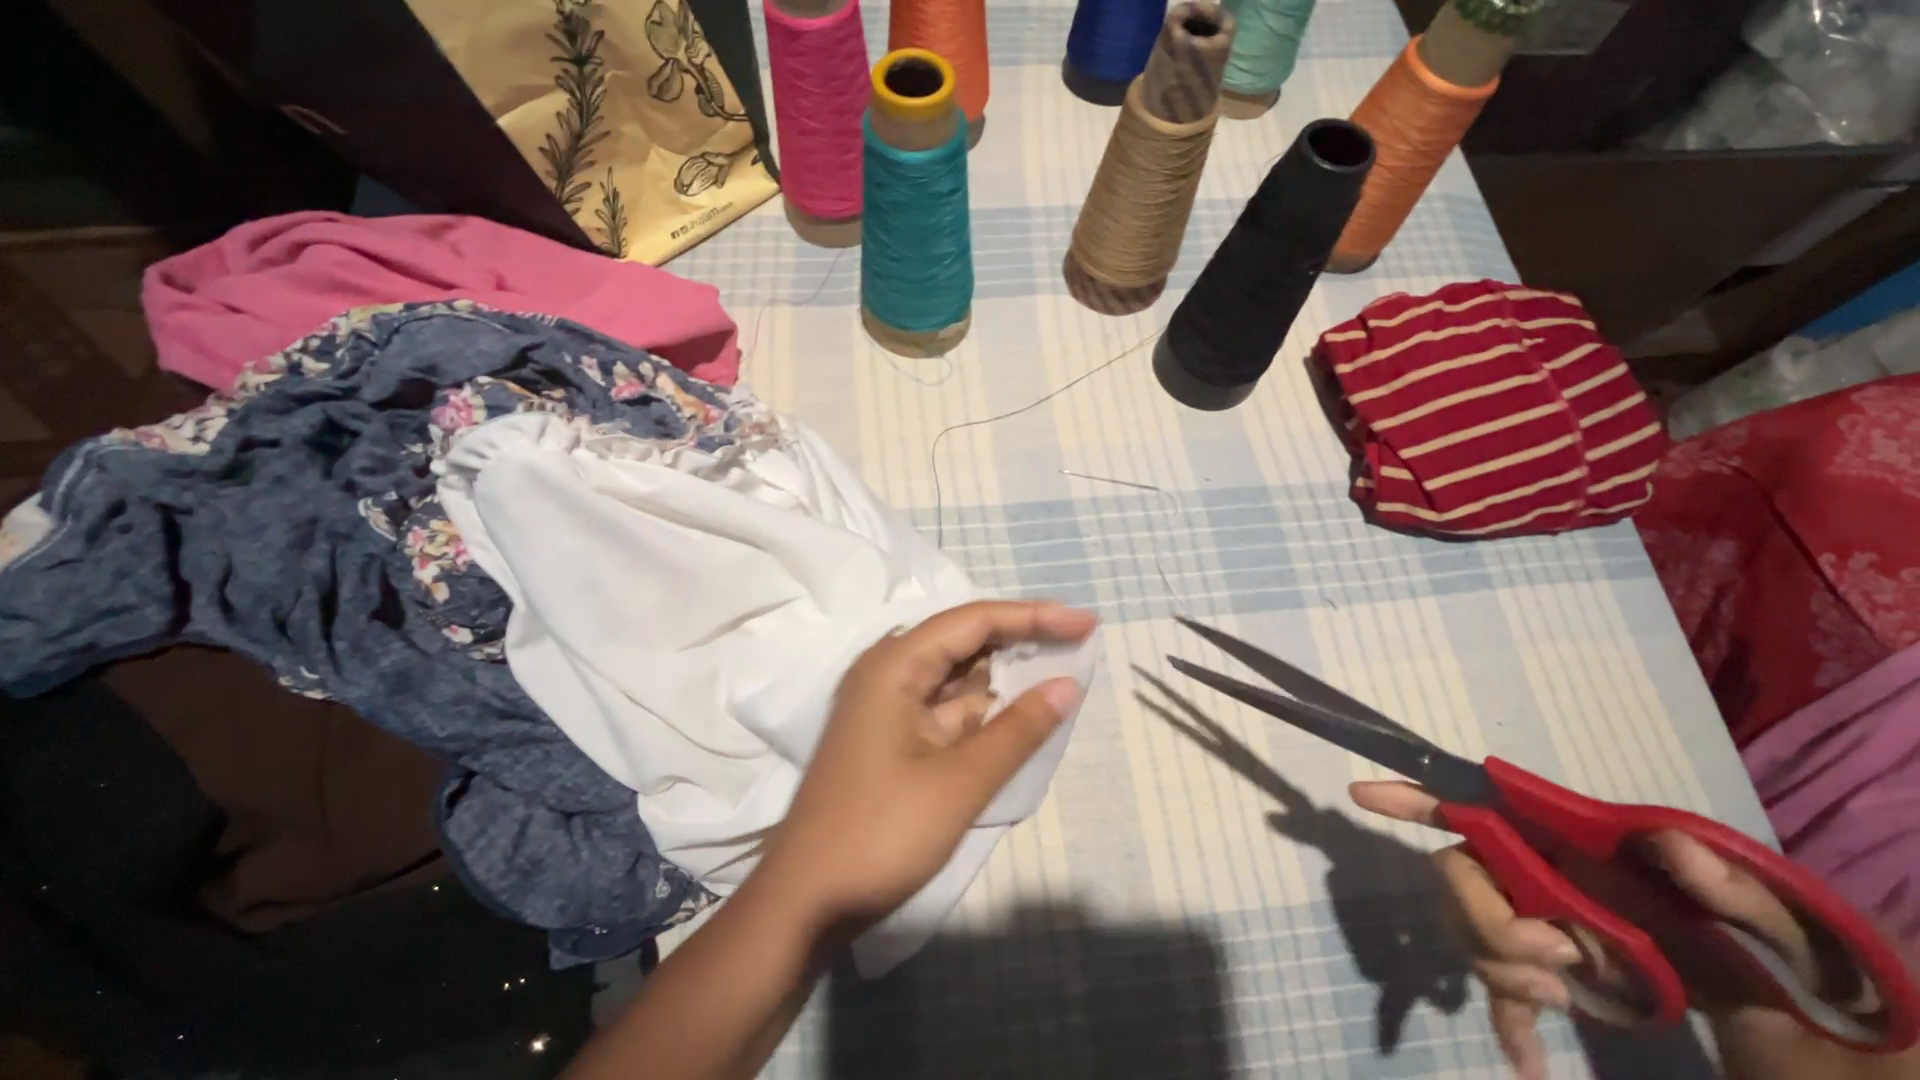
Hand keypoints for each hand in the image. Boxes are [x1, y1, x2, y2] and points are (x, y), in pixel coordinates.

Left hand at [756, 601, 1096, 941]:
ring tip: (1061, 672)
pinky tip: (1020, 716)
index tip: (1086, 623)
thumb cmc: (880, 834)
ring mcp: (886, 710)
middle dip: (1021, 641)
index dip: (1033, 617)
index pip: (973, 621)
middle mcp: (887, 675)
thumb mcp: (958, 782)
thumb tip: (1066, 684)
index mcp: (894, 666)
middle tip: (1080, 645)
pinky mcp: (891, 742)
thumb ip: (1017, 730)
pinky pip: (946, 711)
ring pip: (957, 679)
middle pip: (964, 642)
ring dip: (1005, 677)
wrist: (805, 900)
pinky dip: (984, 712)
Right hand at [1351, 780, 1823, 1079]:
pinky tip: (1530, 1068)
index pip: (1497, 809)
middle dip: (1486, 919)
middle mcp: (1554, 879)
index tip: (1363, 793)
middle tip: (1553, 961)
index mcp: (1594, 853)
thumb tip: (1663, 847)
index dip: (1425, 798)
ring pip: (1475, 936)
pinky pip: (1506, 999)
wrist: (1825, 1047)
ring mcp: (1552, 932)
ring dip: (1500, 970)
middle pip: (1466, 878)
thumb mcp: (1793, 934)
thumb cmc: (1808, 984)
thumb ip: (1736, 885)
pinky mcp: (1564, 985)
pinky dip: (1507, 1027)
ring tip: (1565, 1001)